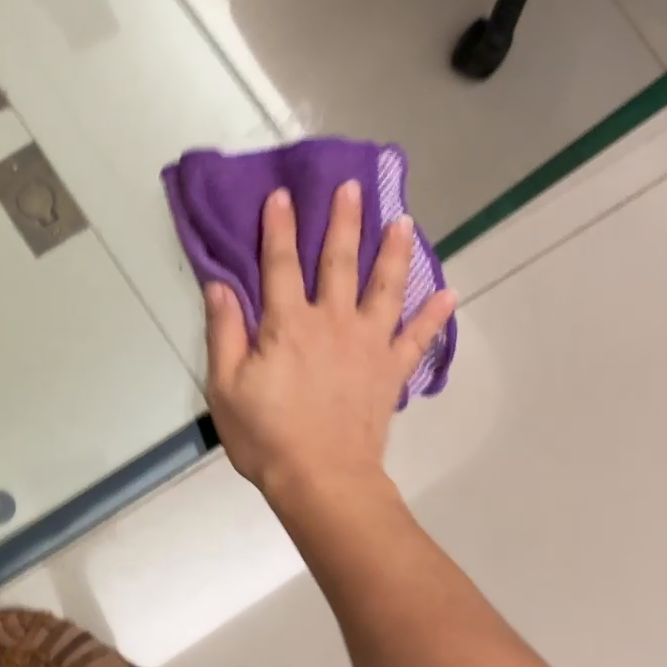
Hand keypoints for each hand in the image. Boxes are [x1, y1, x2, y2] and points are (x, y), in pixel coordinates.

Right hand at [204, 181, 455, 500]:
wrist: (321, 478)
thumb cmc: (264, 434)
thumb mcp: (224, 386)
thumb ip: (224, 332)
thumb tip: (219, 286)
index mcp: (286, 325)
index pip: (279, 265)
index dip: (278, 229)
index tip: (281, 195)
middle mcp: (332, 323)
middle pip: (339, 263)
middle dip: (343, 223)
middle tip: (352, 188)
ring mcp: (368, 345)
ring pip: (385, 288)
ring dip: (394, 252)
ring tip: (404, 220)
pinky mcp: (390, 370)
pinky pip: (418, 337)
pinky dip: (434, 315)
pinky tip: (446, 293)